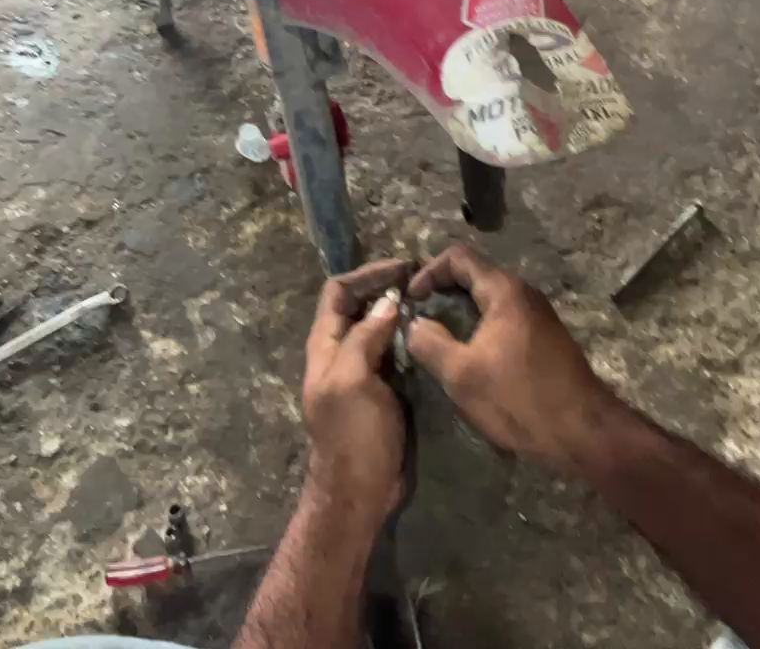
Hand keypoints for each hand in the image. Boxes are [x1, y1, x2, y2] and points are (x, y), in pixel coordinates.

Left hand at [301, 258, 412, 523]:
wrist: (360, 491)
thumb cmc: (352, 435)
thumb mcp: (353, 381)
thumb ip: (366, 338)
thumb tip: (388, 301)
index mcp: (326, 344)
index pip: (338, 291)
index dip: (366, 274)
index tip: (402, 268)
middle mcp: (341, 351)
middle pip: (359, 305)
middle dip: (386, 288)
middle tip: (424, 280)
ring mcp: (363, 369)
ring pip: (379, 327)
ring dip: (401, 312)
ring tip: (433, 301)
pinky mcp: (383, 388)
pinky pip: (395, 351)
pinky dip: (410, 337)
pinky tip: (433, 334)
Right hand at [405, 244, 611, 475]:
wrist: (585, 434)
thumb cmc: (519, 398)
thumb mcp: (461, 374)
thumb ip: (429, 343)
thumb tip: (414, 325)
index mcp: (504, 291)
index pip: (457, 257)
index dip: (427, 272)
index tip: (411, 300)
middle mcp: (523, 293)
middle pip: (473, 275)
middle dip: (441, 291)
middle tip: (418, 317)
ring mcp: (538, 315)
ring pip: (488, 298)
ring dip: (460, 312)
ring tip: (437, 338)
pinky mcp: (544, 338)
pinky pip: (503, 318)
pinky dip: (479, 326)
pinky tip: (469, 356)